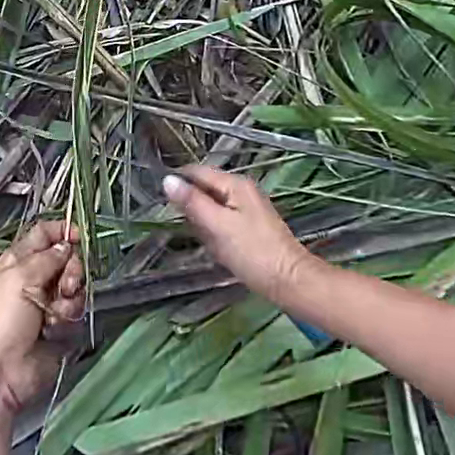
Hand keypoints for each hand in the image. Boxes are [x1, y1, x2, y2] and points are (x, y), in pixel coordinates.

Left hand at [0, 220, 85, 413]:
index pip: (44, 234)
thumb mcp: (20, 278)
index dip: (62, 231)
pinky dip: (67, 316)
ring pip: (74, 284)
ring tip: (56, 311)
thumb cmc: (1, 320)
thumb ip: (48, 257)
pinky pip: (74, 308)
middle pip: (65, 258)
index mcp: (17, 260)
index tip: (80, 236)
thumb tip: (66, 244)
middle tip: (66, 284)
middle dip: (72, 268)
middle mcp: (33, 276)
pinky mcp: (58, 323)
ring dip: (70, 296)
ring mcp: (47, 300)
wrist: (0, 372)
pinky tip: (54, 326)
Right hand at [163, 166, 318, 300]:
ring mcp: (247, 208)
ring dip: (205, 226)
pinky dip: (216, 235)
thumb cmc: (253, 252)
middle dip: (194, 210)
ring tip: (212, 244)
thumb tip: (167, 179)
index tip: (163, 202)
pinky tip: (221, 251)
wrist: (290, 282)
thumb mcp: (217, 226)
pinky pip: (222, 222)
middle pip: (204, 189)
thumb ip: (192, 202)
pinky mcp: (249, 225)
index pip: (197, 172)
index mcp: (235, 184)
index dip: (178, 183)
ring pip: (212, 208)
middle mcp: (242, 190)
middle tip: (195, 231)